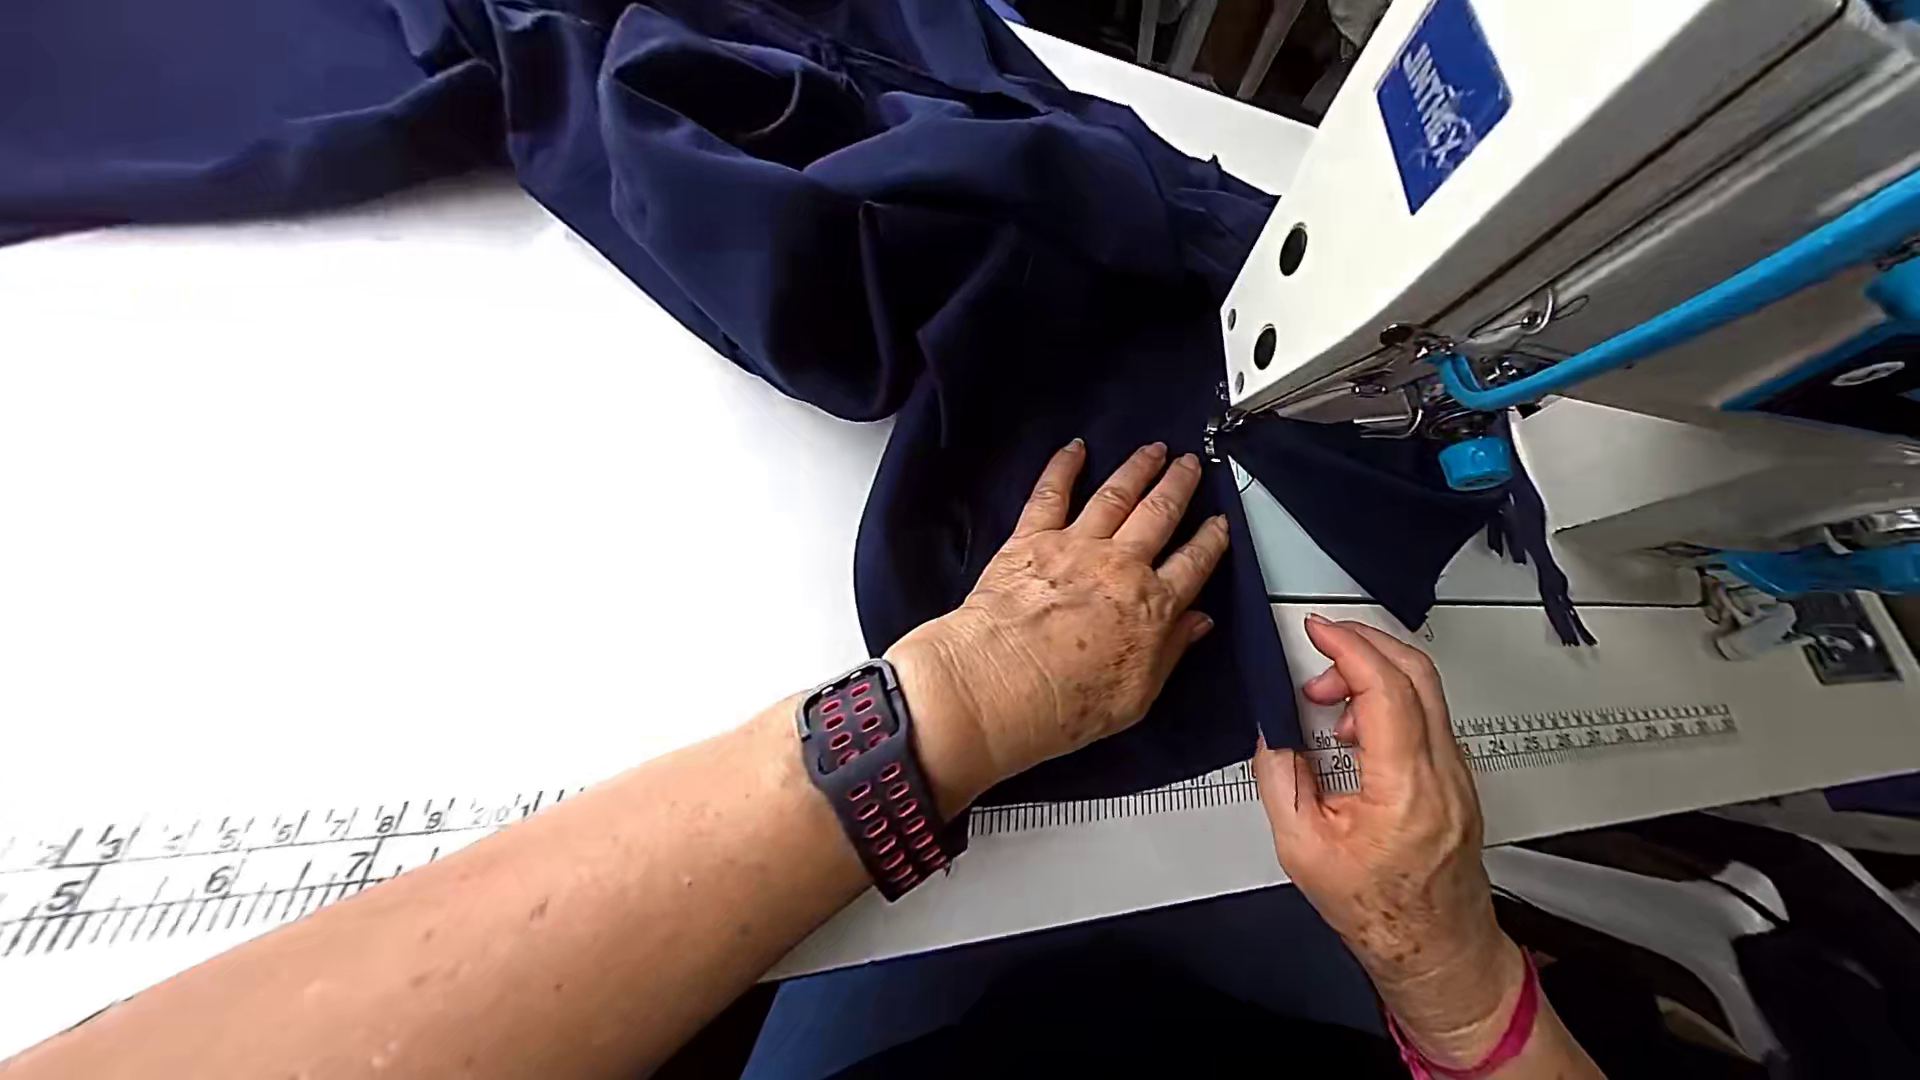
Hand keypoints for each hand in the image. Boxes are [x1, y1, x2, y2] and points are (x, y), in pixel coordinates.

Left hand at [888, 439, 1230, 817]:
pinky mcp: (1031, 539)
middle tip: (1190, 466)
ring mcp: (1075, 547)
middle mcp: (1119, 567)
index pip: (1194, 564)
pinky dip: (1064, 467)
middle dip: (1179, 487)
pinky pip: (1051, 493)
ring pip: (1117, 495)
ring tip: (1153, 451)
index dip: (1210, 541)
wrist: (1000, 685)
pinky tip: (1075, 449)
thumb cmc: (1063, 701)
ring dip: (1138, 468)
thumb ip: (1170, 651)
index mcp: (1151, 606)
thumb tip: (1196, 624)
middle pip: (1160, 515)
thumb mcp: (1137, 695)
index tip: (1218, 524)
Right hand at [1252, 616, 1525, 1066]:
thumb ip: (1278, 776)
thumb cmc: (1378, 911)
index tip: (1316, 628)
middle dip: (1361, 644)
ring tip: (1321, 697)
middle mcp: (1443, 774)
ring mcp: (1457, 772)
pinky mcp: (1454, 774)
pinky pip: (1424, 711)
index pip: (1387, 691)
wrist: (1437, 951)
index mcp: (1405, 790)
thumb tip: (1272, 729)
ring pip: (1424, 687)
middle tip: (1317, 647)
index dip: (1348, 648)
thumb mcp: (1300, 846)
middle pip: (1417, 672)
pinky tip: (1348, 723)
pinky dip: (1383, 694)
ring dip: (1369, 671)